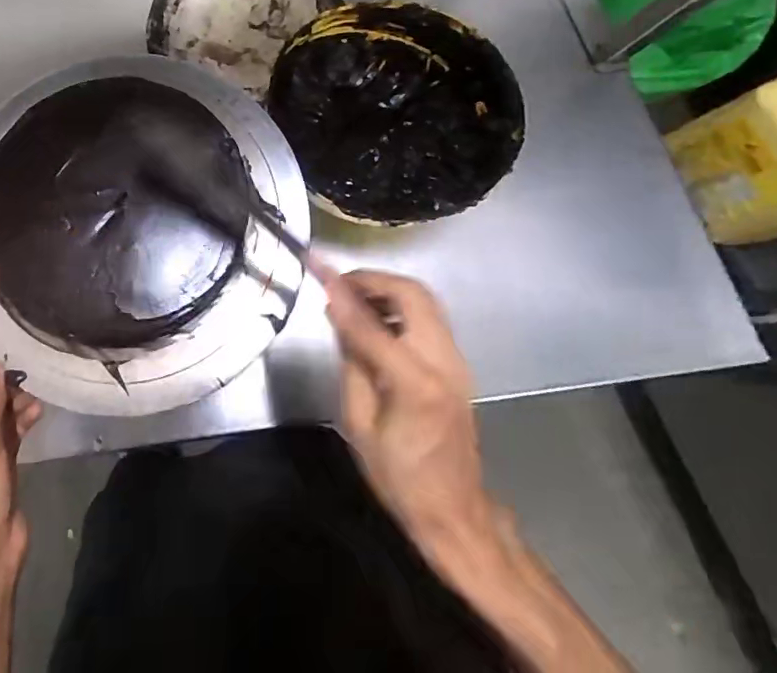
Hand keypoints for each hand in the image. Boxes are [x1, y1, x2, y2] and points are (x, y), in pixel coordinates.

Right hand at [321, 268, 631, 672]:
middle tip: (339, 284)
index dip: (341, 291)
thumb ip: (351, 360)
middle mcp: (444, 362)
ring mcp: (458, 362)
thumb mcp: (358, 421)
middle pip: (413, 294)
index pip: (371, 321)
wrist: (454, 511)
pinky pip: (429, 319)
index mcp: (415, 382)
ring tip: (352, 301)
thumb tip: (339, 315)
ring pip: (425, 301)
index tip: (317, 266)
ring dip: (388, 291)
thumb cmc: (397, 476)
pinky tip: (376, 321)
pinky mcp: (459, 365)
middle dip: (373, 279)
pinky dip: (401, 308)